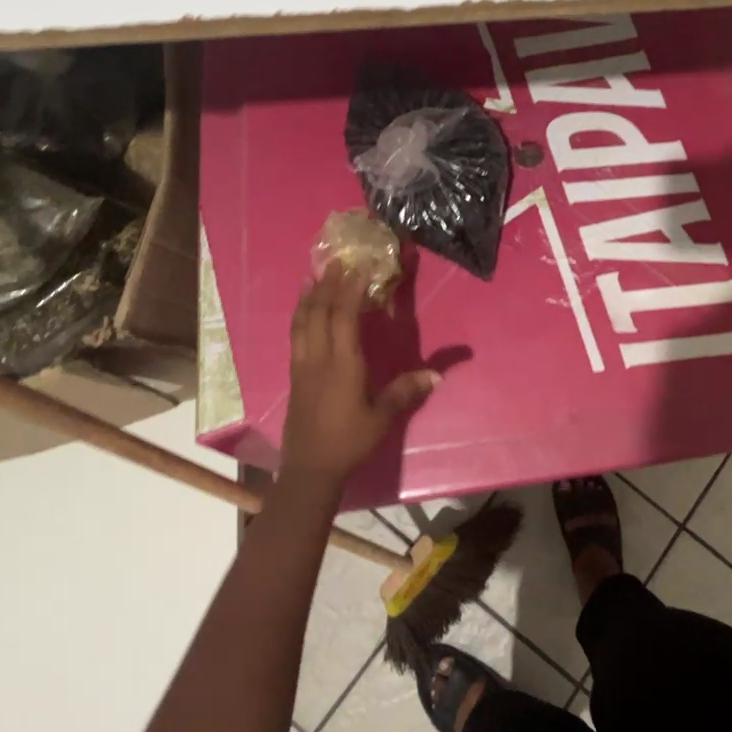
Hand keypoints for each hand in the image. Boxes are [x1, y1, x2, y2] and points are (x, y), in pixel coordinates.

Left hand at [276, 262, 437, 484]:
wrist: (310, 470)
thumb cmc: (349, 442)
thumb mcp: (382, 418)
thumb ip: (406, 391)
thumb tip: (437, 374)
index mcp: (342, 366)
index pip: (344, 318)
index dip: (351, 291)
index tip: (359, 268)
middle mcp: (319, 360)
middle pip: (320, 314)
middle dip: (330, 285)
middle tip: (338, 261)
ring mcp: (303, 367)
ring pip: (302, 322)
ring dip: (309, 296)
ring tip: (315, 275)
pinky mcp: (295, 377)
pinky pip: (296, 336)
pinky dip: (300, 316)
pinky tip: (303, 309)